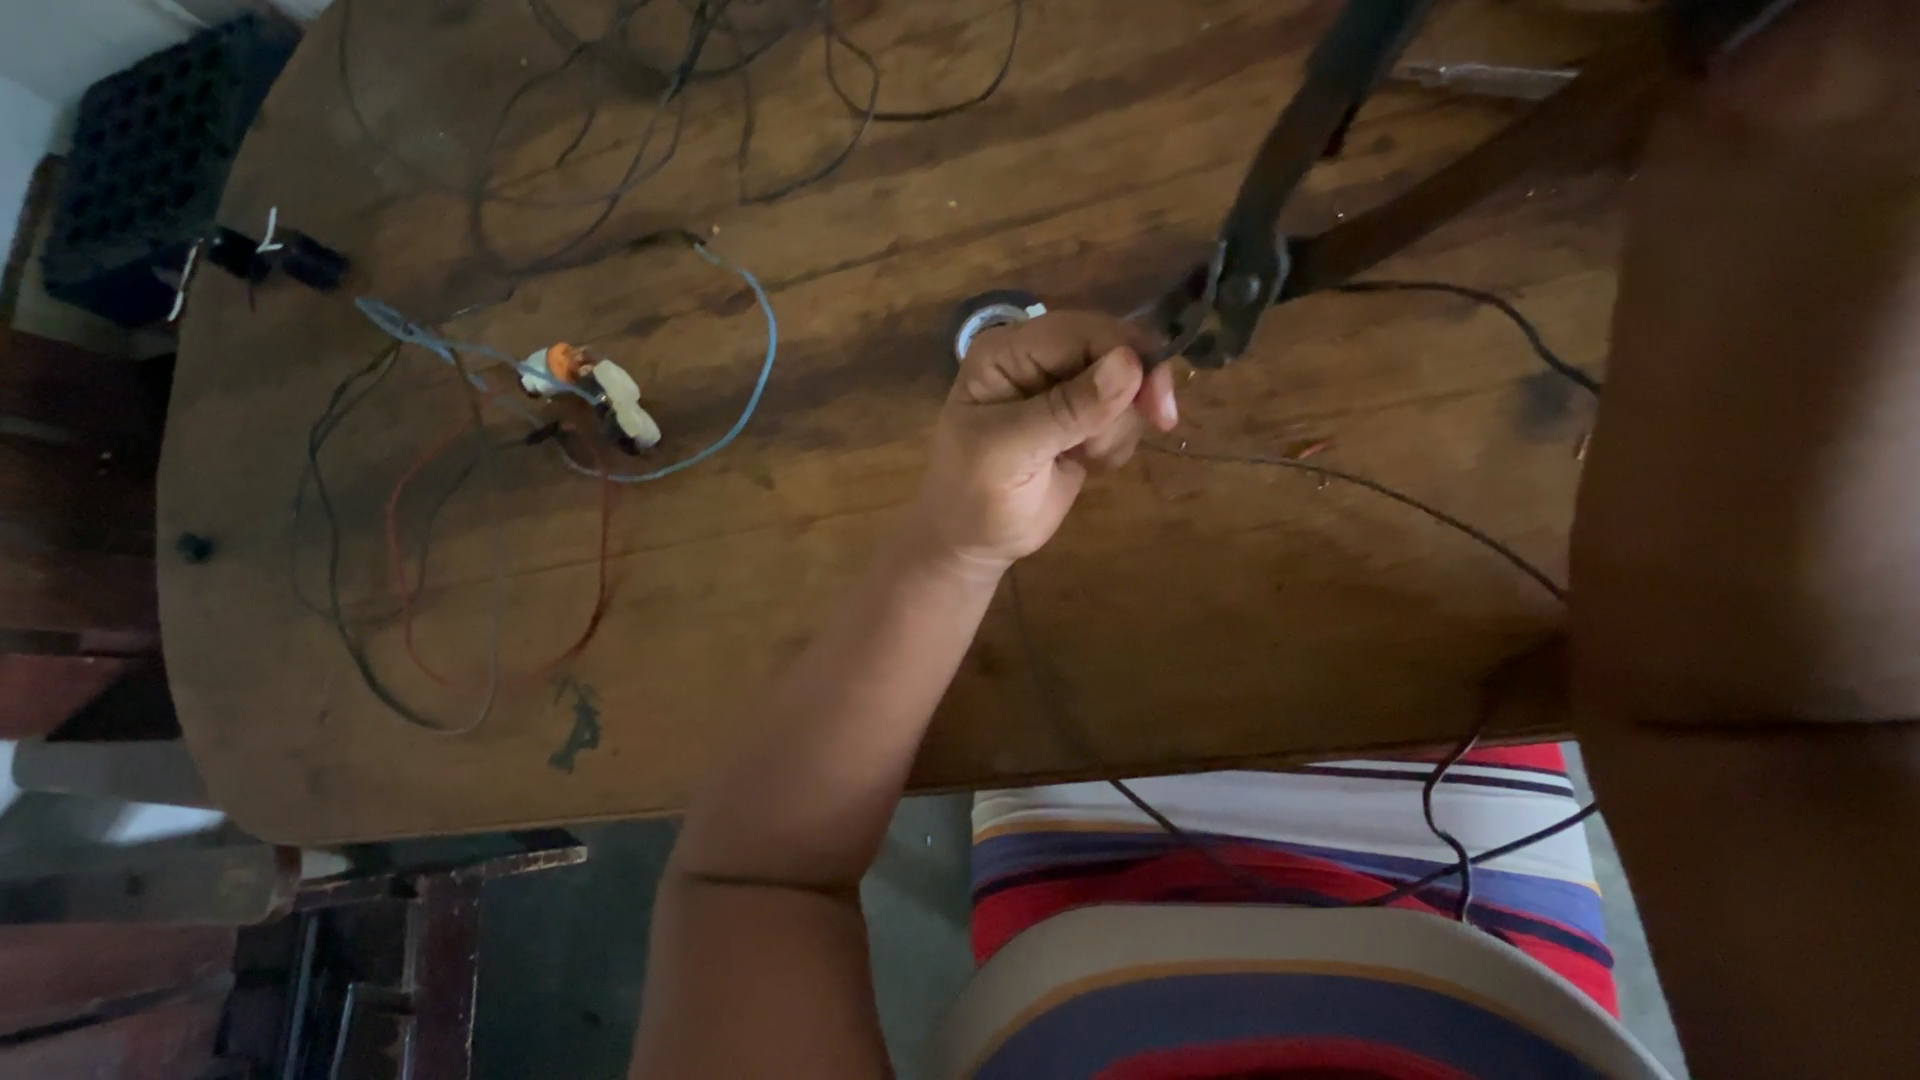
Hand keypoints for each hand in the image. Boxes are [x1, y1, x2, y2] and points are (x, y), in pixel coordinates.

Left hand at [905, 311, 1178, 577]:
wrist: (972, 543)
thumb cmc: (974, 498)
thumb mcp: (1012, 453)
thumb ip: (1068, 410)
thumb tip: (1129, 364)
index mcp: (1006, 352)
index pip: (1080, 331)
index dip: (1127, 353)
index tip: (1155, 400)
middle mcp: (1036, 359)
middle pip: (1113, 348)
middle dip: (1131, 393)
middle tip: (1156, 424)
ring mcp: (1060, 389)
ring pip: (1126, 384)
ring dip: (1117, 426)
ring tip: (1082, 458)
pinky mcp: (1080, 419)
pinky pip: (1124, 414)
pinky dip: (1115, 443)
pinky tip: (1085, 464)